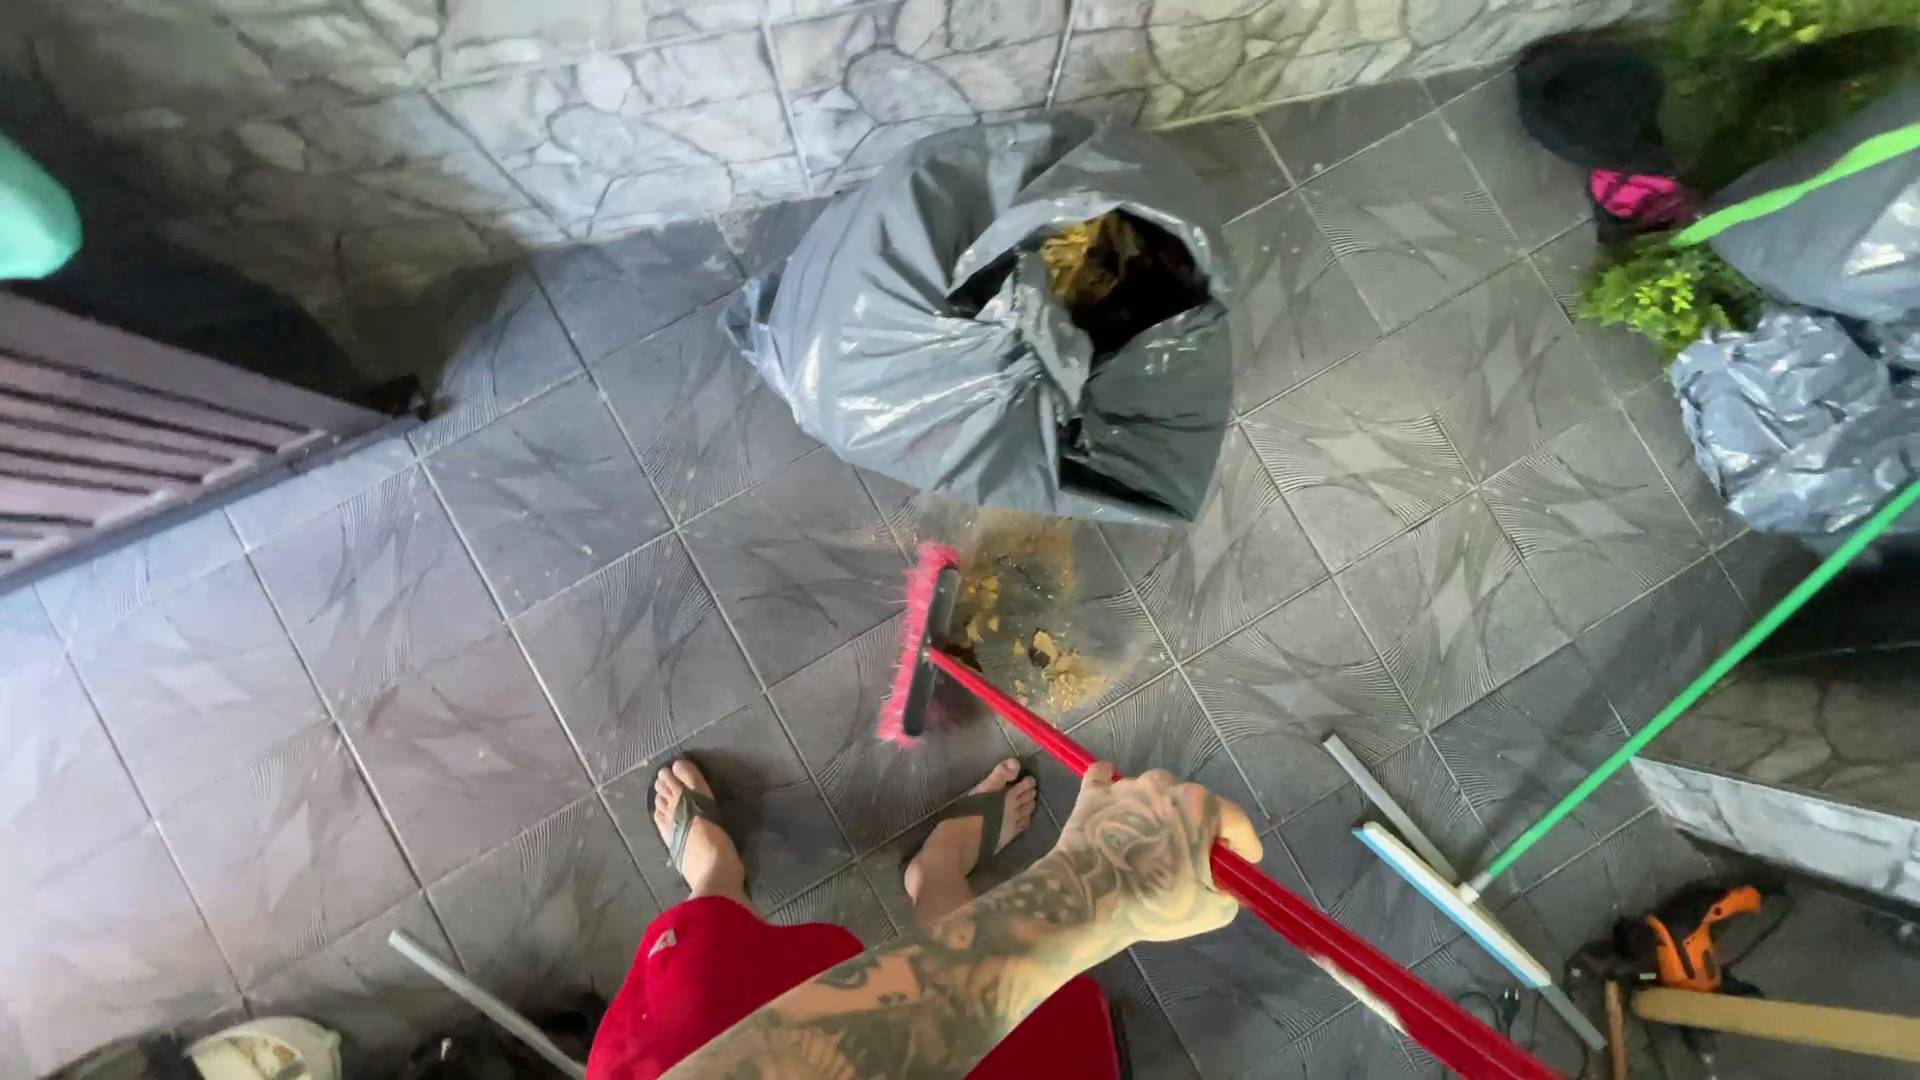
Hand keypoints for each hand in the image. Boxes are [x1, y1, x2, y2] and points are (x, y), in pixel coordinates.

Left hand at [1049, 762, 1262, 945]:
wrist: (1091, 896)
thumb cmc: (1157, 902)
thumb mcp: (1214, 910)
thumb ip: (1229, 887)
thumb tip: (1222, 878)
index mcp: (1200, 806)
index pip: (1236, 820)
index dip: (1244, 846)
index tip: (1240, 866)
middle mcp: (1165, 785)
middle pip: (1195, 803)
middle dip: (1201, 829)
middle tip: (1194, 861)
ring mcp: (1126, 785)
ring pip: (1154, 791)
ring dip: (1160, 812)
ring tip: (1152, 843)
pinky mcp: (1094, 792)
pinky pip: (1105, 780)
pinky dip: (1113, 790)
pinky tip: (1115, 804)